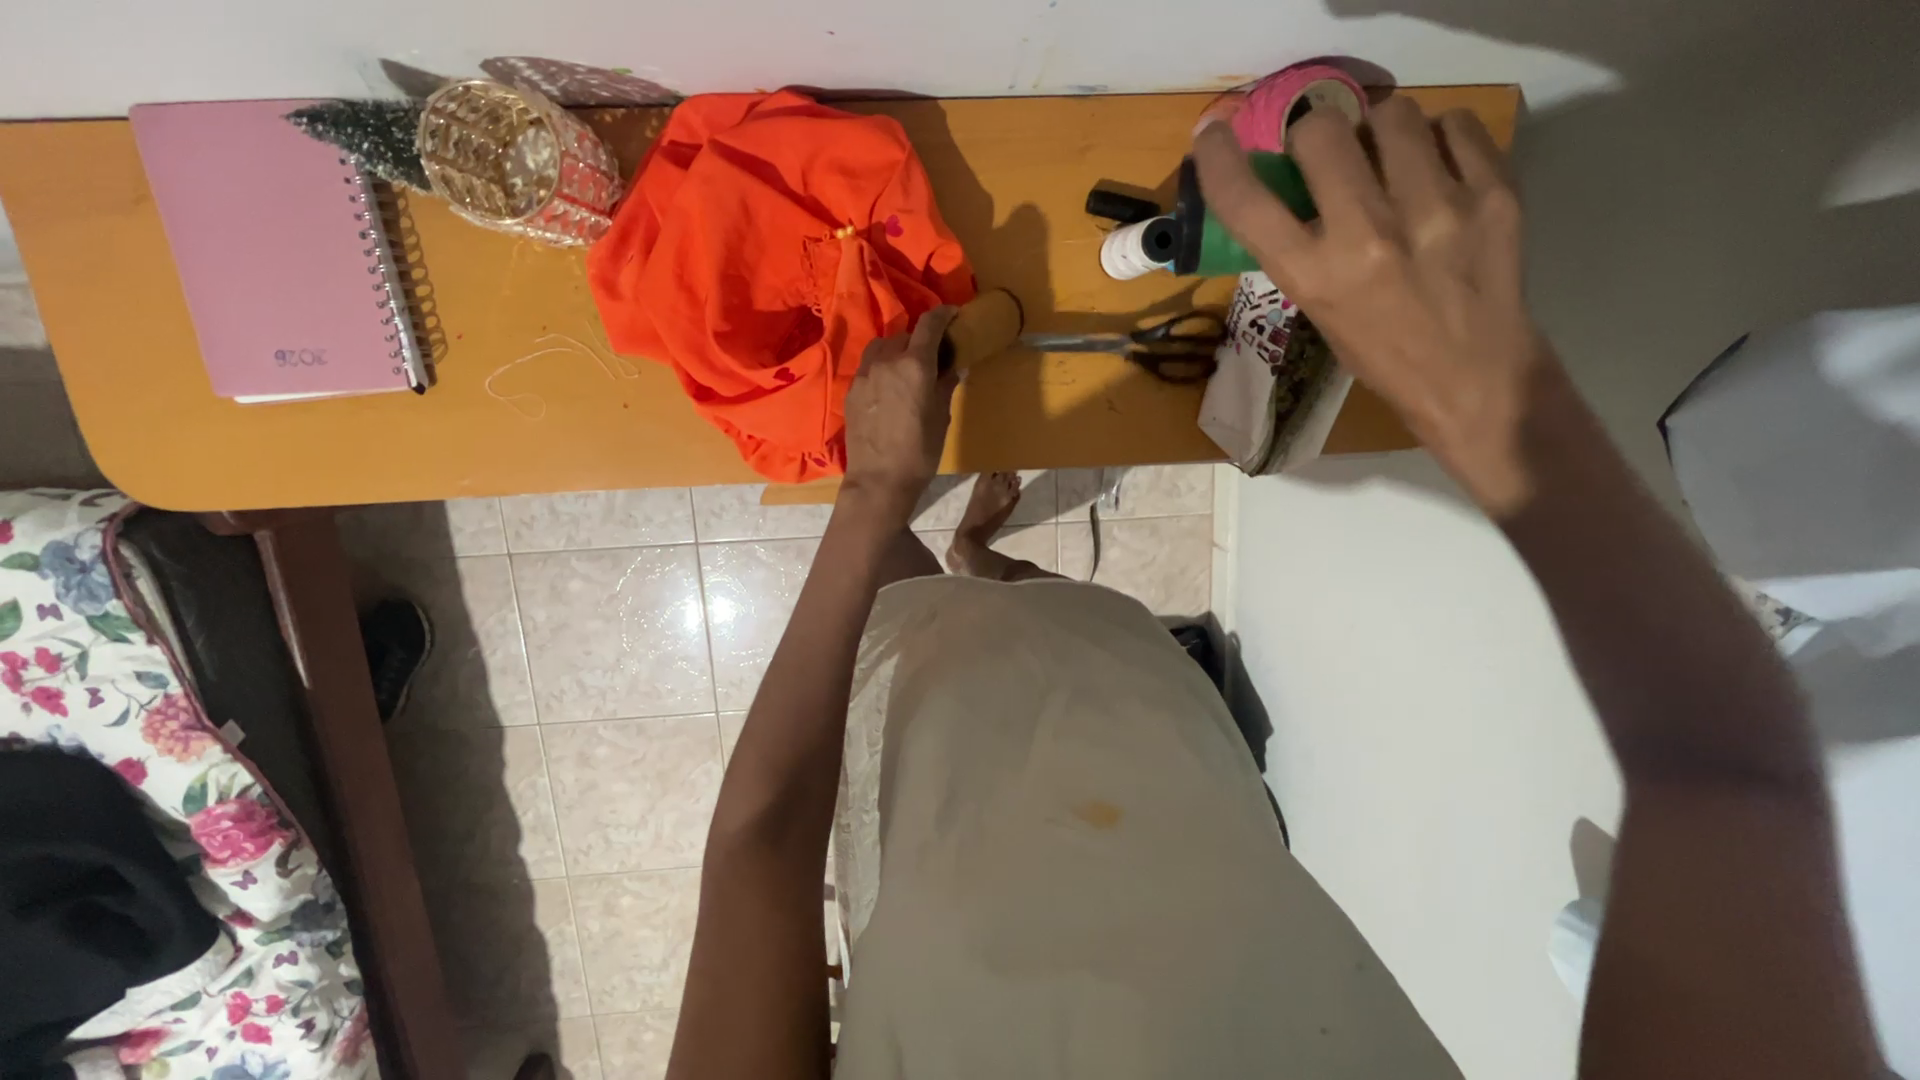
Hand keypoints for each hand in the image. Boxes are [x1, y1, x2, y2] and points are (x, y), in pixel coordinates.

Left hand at [841, 306, 959, 515]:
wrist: (879, 480)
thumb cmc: (919, 452)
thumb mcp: (941, 418)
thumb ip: (945, 387)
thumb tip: (952, 369)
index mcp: (915, 364)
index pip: (929, 324)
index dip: (942, 315)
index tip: (952, 314)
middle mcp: (887, 361)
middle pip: (904, 335)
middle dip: (919, 339)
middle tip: (931, 354)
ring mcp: (865, 374)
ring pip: (882, 346)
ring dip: (896, 349)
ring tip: (906, 367)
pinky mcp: (852, 390)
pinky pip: (869, 366)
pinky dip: (881, 367)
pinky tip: (888, 386)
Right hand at [1194, 98, 1555, 510]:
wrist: (1473, 374)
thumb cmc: (1379, 350)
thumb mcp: (1318, 306)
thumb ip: (1300, 245)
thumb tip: (1292, 178)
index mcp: (1314, 275)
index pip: (1247, 202)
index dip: (1218, 160)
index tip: (1212, 135)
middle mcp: (1369, 235)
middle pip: (1322, 130)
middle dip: (1316, 134)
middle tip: (1329, 154)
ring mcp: (1437, 208)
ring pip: (1392, 114)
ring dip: (1380, 130)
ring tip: (1391, 161)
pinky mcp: (1494, 192)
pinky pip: (1455, 124)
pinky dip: (1439, 138)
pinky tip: (1437, 170)